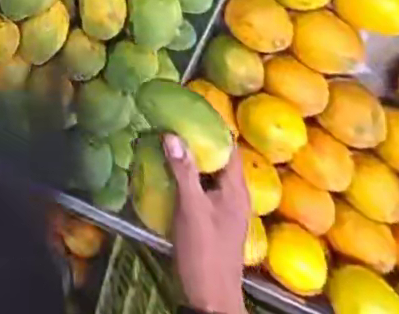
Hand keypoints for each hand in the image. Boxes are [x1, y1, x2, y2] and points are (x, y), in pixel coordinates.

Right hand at [165, 134, 249, 313]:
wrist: (209, 299)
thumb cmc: (205, 252)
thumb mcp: (192, 209)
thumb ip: (183, 172)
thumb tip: (173, 134)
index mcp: (235, 191)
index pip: (229, 148)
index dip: (213, 125)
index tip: (190, 105)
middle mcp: (232, 197)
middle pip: (217, 158)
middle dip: (196, 138)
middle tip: (170, 117)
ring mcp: (222, 209)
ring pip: (206, 173)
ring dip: (189, 156)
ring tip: (163, 136)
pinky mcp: (210, 219)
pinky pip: (199, 186)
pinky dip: (184, 173)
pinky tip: (163, 169)